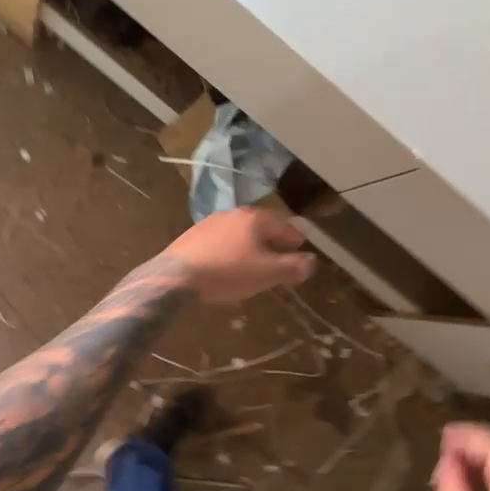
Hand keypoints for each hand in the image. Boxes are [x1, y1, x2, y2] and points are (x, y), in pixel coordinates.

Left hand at [157, 207, 316, 303]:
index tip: (301, 247)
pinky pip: (220, 241)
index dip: (294, 237)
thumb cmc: (228, 272)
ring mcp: (209, 223)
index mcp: (254, 218)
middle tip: (281, 253)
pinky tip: (228, 264)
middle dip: (272, 239)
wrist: (176, 276)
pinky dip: (230, 249)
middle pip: (260, 225)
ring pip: (238, 232)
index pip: (283, 224)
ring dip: (250, 244)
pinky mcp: (191, 237)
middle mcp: (232, 214)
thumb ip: (292, 267)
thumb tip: (312, 261)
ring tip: (255, 260)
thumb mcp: (267, 273)